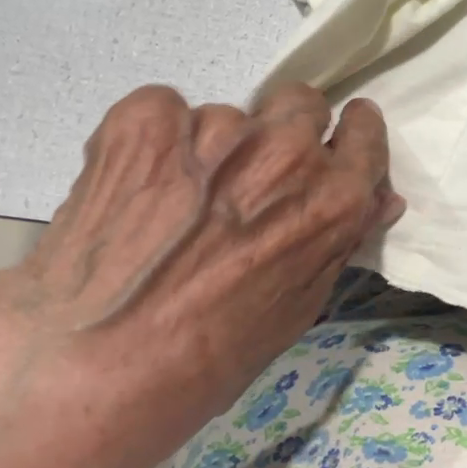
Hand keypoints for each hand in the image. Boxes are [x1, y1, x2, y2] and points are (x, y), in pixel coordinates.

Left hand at [0, 83, 401, 410]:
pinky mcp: (145, 119)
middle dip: (284, 133)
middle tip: (248, 181)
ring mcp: (214, 129)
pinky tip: (135, 186)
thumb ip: (341, 239)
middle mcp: (285, 152)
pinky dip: (156, 139)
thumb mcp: (299, 308)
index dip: (346, 139)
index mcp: (332, 199)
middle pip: (301, 104)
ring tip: (175, 203)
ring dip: (214, 148)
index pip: (363, 134)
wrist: (88, 363)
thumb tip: (379, 199)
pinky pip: (166, 108)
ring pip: (229, 116)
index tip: (330, 149)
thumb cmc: (208, 356)